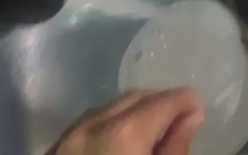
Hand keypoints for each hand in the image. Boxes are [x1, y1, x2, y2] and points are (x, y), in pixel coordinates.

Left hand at [49, 89, 205, 154]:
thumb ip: (176, 149)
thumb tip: (191, 117)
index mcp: (127, 131)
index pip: (169, 98)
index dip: (188, 104)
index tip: (196, 116)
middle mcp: (95, 124)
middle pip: (138, 97)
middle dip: (159, 105)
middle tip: (174, 125)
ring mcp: (67, 138)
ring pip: (110, 108)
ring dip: (132, 114)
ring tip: (145, 136)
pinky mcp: (51, 151)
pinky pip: (85, 126)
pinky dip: (105, 127)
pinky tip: (114, 145)